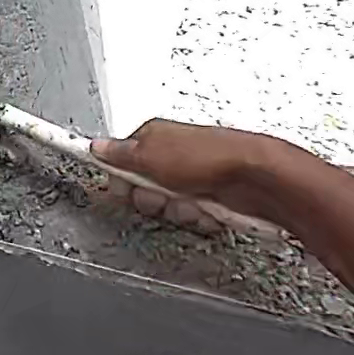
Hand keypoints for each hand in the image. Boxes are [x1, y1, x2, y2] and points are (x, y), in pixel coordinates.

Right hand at [90, 119, 293, 236]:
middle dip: (152, 201)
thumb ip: (120, 153)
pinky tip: (209, 210)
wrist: (257, 177)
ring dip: (178, 211)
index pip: (120, 160)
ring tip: (193, 202)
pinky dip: (198, 218)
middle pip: (143, 190)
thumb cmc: (210, 157)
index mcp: (154, 137)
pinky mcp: (209, 196)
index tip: (120, 189)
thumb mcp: (152, 154)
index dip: (120, 180)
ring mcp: (191, 176)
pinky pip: (190, 215)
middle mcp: (172, 154)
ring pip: (167, 207)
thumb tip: (96, 146)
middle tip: (164, 196)